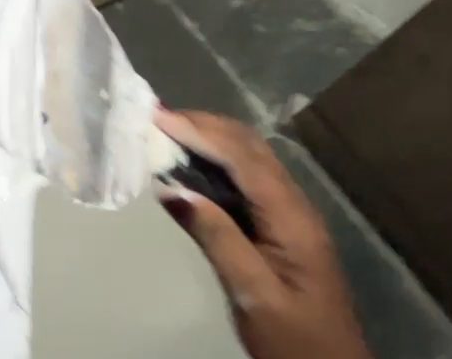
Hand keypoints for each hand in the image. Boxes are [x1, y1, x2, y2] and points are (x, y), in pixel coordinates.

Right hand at [155, 110, 371, 358]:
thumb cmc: (296, 341)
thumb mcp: (253, 294)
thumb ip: (216, 238)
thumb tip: (170, 188)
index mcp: (293, 219)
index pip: (243, 158)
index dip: (200, 132)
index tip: (156, 117)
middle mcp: (296, 206)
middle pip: (250, 146)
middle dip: (203, 125)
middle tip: (155, 116)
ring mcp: (291, 215)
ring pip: (249, 156)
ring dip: (209, 136)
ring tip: (166, 130)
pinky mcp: (280, 226)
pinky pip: (246, 177)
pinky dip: (215, 158)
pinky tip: (189, 163)